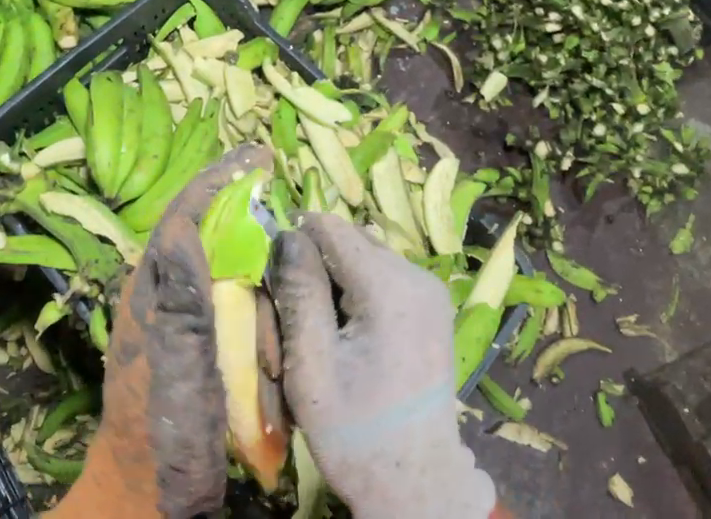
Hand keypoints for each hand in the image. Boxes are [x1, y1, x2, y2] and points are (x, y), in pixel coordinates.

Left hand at [49, 144, 272, 518]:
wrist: (151, 496)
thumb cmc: (162, 430)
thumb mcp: (173, 364)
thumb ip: (180, 296)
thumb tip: (186, 225)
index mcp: (151, 289)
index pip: (182, 215)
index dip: (218, 180)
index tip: (259, 156)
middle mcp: (165, 294)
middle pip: (207, 234)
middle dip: (243, 214)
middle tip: (284, 202)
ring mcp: (183, 321)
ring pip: (225, 272)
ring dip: (257, 275)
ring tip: (284, 283)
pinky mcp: (200, 345)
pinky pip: (235, 308)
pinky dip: (260, 306)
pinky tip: (281, 319)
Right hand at [273, 213, 497, 518]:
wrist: (415, 482)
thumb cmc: (355, 430)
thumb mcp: (311, 364)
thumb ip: (300, 292)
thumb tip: (288, 234)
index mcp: (391, 286)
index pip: (330, 228)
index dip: (296, 244)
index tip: (276, 282)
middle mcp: (418, 276)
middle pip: (350, 240)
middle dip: (317, 264)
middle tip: (296, 314)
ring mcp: (431, 291)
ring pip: (366, 256)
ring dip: (337, 278)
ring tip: (323, 329)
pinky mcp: (433, 308)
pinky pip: (385, 277)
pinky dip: (360, 292)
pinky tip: (350, 334)